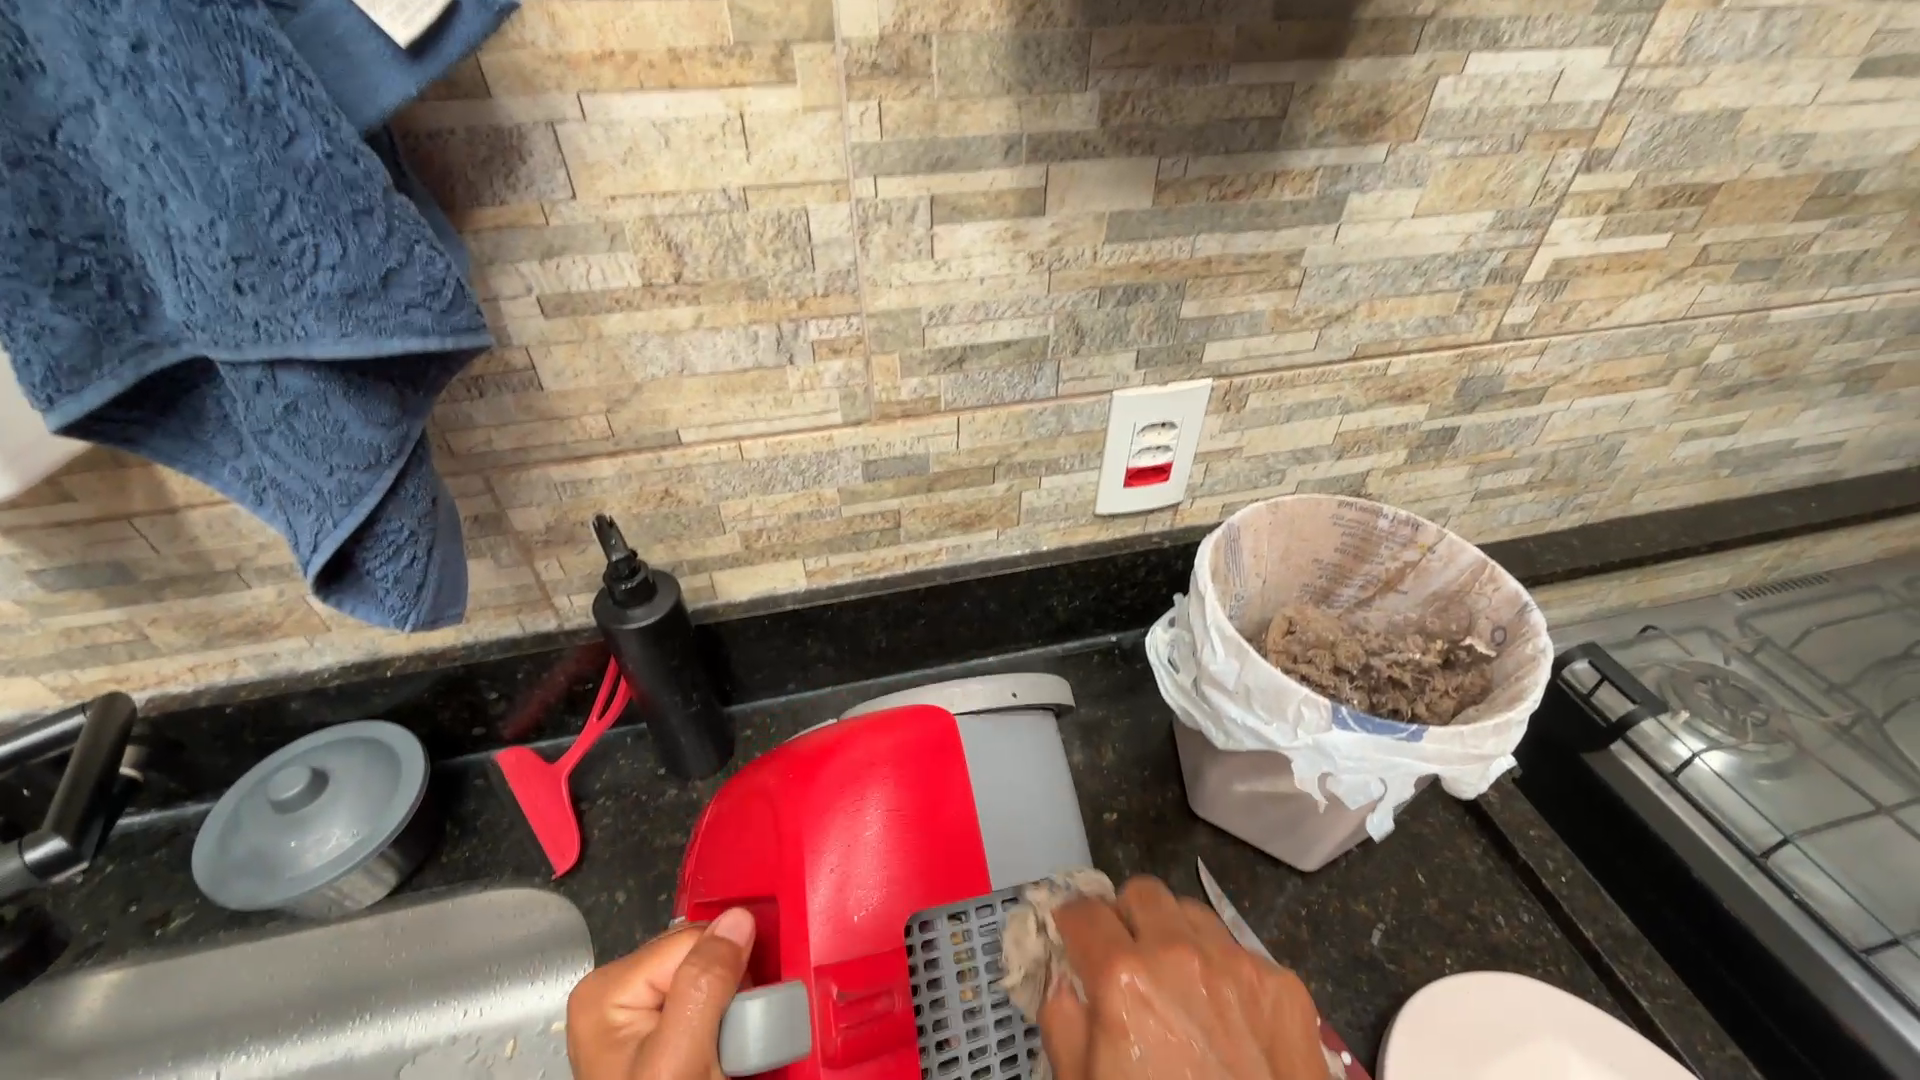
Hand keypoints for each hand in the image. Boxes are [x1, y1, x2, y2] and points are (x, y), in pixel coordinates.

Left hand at [567, 907, 755, 1079]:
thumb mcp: (682, 1061)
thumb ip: (704, 987)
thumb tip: (738, 918)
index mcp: (607, 990)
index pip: (691, 940)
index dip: (727, 972)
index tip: (738, 1020)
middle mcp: (618, 993)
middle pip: (702, 956)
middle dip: (733, 993)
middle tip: (732, 1046)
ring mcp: (638, 1016)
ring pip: (714, 977)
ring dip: (736, 1012)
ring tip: (729, 1056)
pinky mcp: (661, 1034)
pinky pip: (712, 1002)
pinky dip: (729, 1026)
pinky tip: (725, 1056)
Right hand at [1039, 876, 1325, 1079]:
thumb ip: (1062, 1022)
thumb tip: (1063, 980)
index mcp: (1123, 978)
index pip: (1083, 911)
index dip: (1071, 921)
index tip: (1072, 935)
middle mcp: (1179, 954)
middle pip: (1142, 894)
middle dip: (1126, 917)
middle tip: (1126, 955)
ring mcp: (1237, 964)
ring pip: (1192, 913)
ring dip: (1175, 935)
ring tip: (1177, 980)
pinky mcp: (1283, 984)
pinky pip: (1239, 951)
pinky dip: (1222, 969)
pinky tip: (1225, 1013)